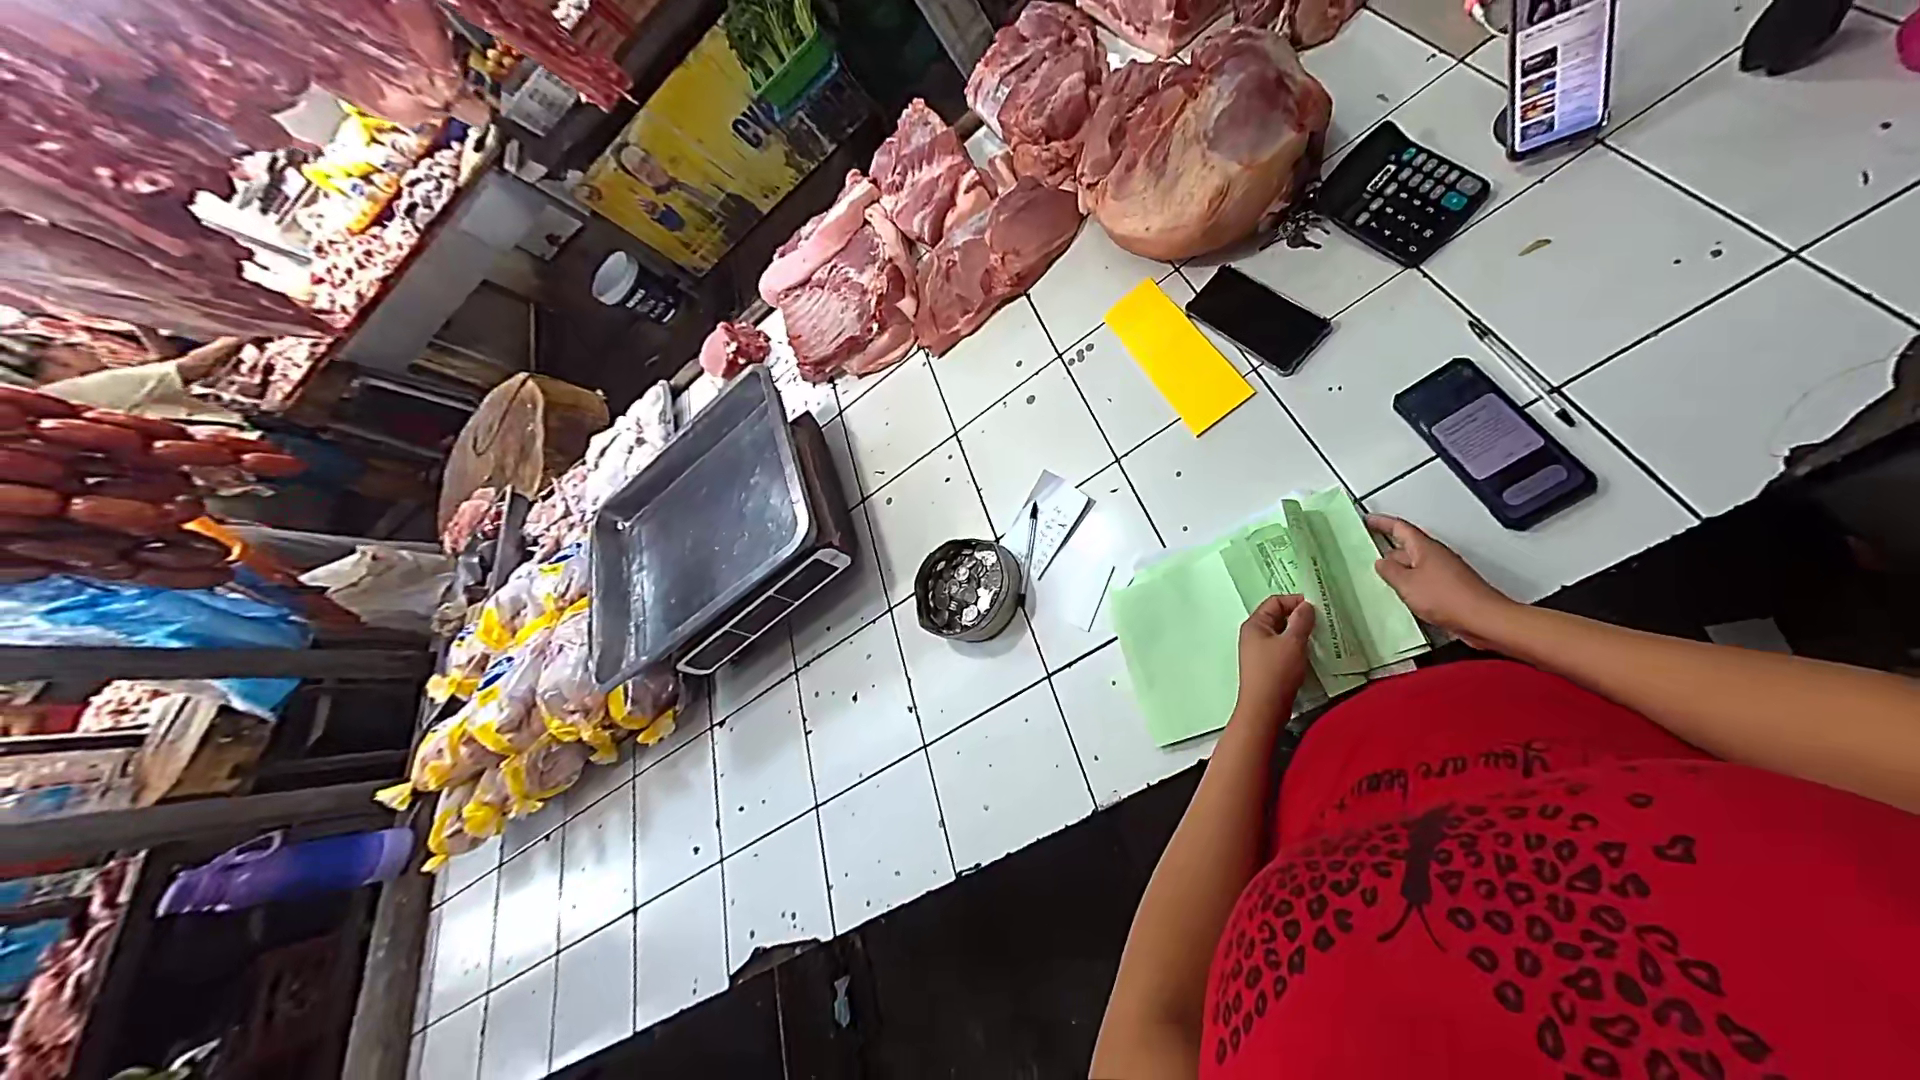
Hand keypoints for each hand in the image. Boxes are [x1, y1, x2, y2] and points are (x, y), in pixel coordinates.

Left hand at [1235, 594, 1315, 720]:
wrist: (1265, 707)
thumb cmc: (1276, 672)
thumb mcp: (1292, 642)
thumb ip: (1301, 621)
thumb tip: (1306, 606)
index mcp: (1254, 625)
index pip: (1274, 602)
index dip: (1294, 600)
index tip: (1316, 606)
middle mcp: (1253, 635)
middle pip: (1277, 616)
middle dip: (1298, 616)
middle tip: (1322, 620)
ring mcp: (1259, 650)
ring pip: (1281, 633)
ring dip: (1299, 632)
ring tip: (1319, 634)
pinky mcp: (1266, 664)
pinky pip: (1282, 647)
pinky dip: (1296, 646)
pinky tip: (1310, 651)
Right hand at [1365, 514, 1515, 647]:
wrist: (1483, 620)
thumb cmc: (1449, 598)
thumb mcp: (1406, 583)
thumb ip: (1389, 571)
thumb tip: (1381, 563)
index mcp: (1425, 548)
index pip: (1400, 528)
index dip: (1382, 522)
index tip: (1369, 520)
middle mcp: (1437, 557)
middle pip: (1408, 546)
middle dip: (1388, 548)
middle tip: (1370, 550)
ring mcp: (1445, 572)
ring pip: (1415, 564)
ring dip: (1399, 568)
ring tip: (1382, 576)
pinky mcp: (1450, 588)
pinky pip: (1423, 579)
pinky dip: (1410, 583)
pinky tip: (1403, 594)